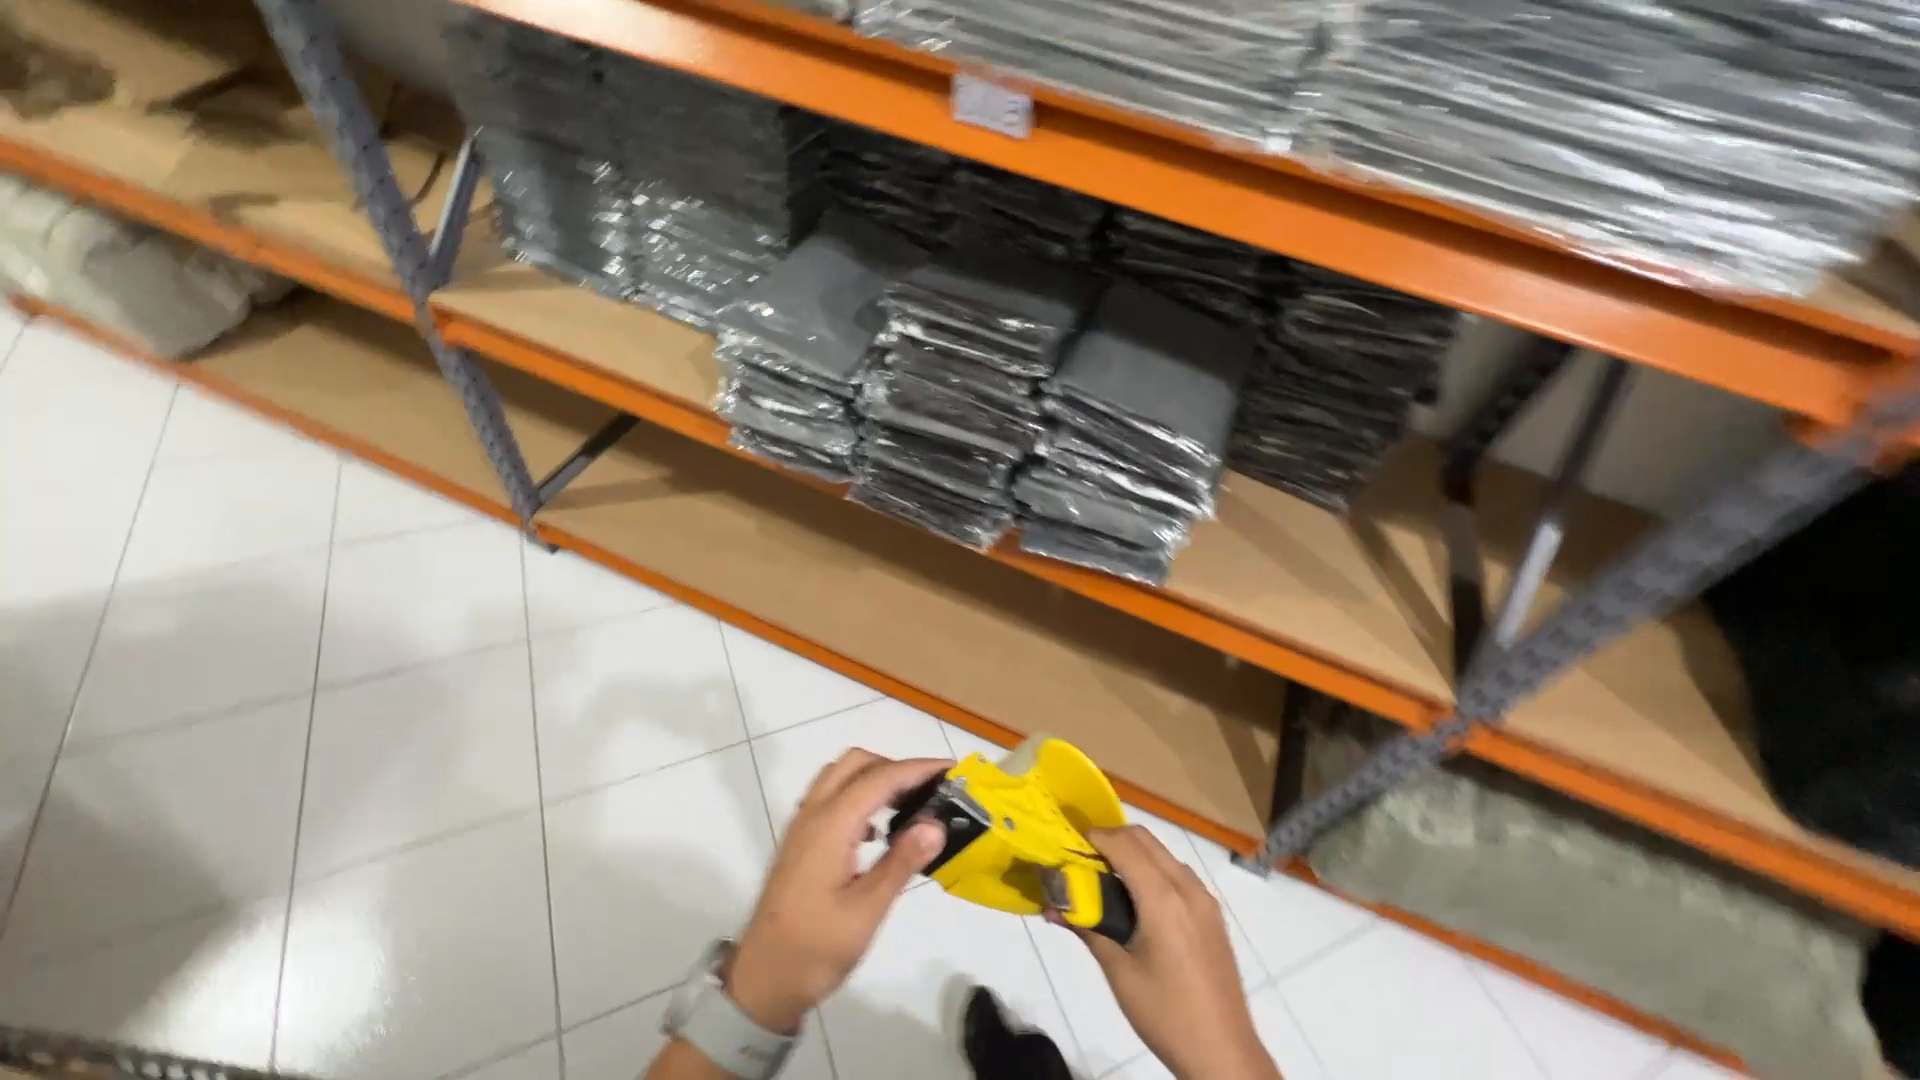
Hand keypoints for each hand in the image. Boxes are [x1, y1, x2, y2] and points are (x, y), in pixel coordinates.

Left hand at [726, 750, 950, 1033]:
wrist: (763, 979)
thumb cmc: (816, 948)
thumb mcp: (867, 910)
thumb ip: (901, 862)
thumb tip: (936, 824)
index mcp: (831, 825)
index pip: (881, 778)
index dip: (918, 769)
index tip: (952, 770)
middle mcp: (813, 814)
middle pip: (856, 763)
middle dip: (895, 766)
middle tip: (929, 789)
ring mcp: (802, 826)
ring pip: (840, 776)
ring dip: (875, 778)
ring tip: (909, 804)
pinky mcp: (800, 841)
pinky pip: (830, 796)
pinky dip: (858, 795)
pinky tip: (877, 831)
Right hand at [1057, 826, 1279, 1079]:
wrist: (1223, 1053)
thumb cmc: (1165, 1014)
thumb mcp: (1119, 972)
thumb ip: (1087, 929)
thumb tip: (1050, 907)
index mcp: (1164, 900)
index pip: (1124, 845)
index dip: (1094, 837)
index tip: (1067, 844)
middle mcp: (1189, 888)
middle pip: (1145, 839)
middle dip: (1111, 838)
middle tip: (1081, 859)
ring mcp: (1205, 900)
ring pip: (1163, 853)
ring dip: (1133, 853)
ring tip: (1104, 878)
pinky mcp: (1212, 914)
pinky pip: (1178, 873)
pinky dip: (1152, 869)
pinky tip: (1135, 899)